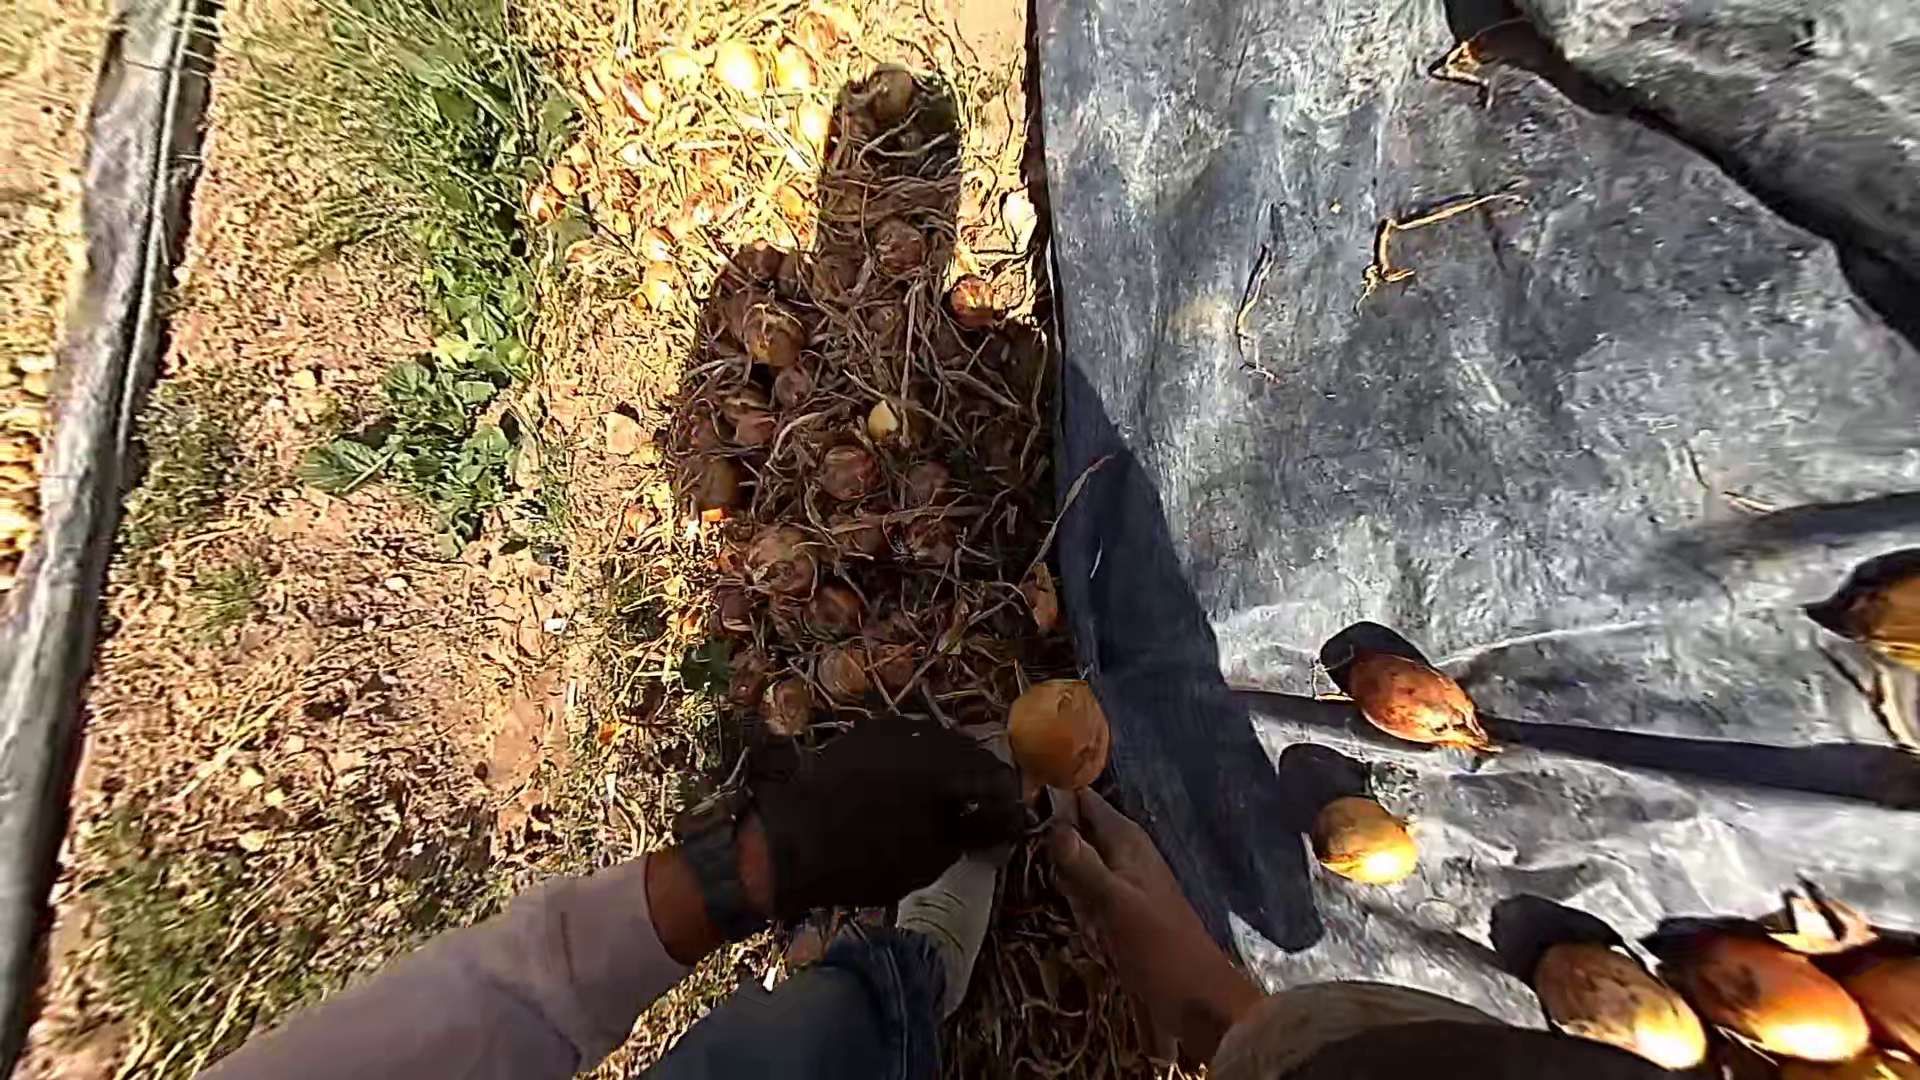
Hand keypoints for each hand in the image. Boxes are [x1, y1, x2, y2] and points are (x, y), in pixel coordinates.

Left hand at [751, 714, 1022, 918]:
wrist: (790, 840)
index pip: (995, 773)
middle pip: (968, 751)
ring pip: (937, 741)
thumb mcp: (931, 855)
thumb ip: (973, 830)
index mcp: (945, 764)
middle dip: (979, 779)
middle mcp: (923, 734)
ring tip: (945, 799)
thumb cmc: (866, 858)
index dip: (1006, 799)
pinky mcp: (866, 732)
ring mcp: (891, 728)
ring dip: (949, 767)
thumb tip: (1002, 819)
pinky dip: (919, 760)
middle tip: (980, 811)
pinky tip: (910, 786)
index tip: (1007, 820)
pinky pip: (907, 740)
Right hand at [1047, 787, 1262, 1066]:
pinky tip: (1098, 941)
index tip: (1025, 815)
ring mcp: (1123, 878)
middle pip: (1074, 835)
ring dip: (1075, 898)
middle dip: (1063, 864)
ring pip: (1077, 870)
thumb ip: (1082, 862)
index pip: (1082, 798)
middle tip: (1074, 895)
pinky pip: (1088, 899)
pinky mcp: (1122, 907)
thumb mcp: (1114, 903)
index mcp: (1125, 837)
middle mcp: (1123, 849)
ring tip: (1091, 925)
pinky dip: (1087, 917)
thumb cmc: (1159, 947)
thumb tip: (1051, 823)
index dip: (1054, 799)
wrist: (1201, 1003)